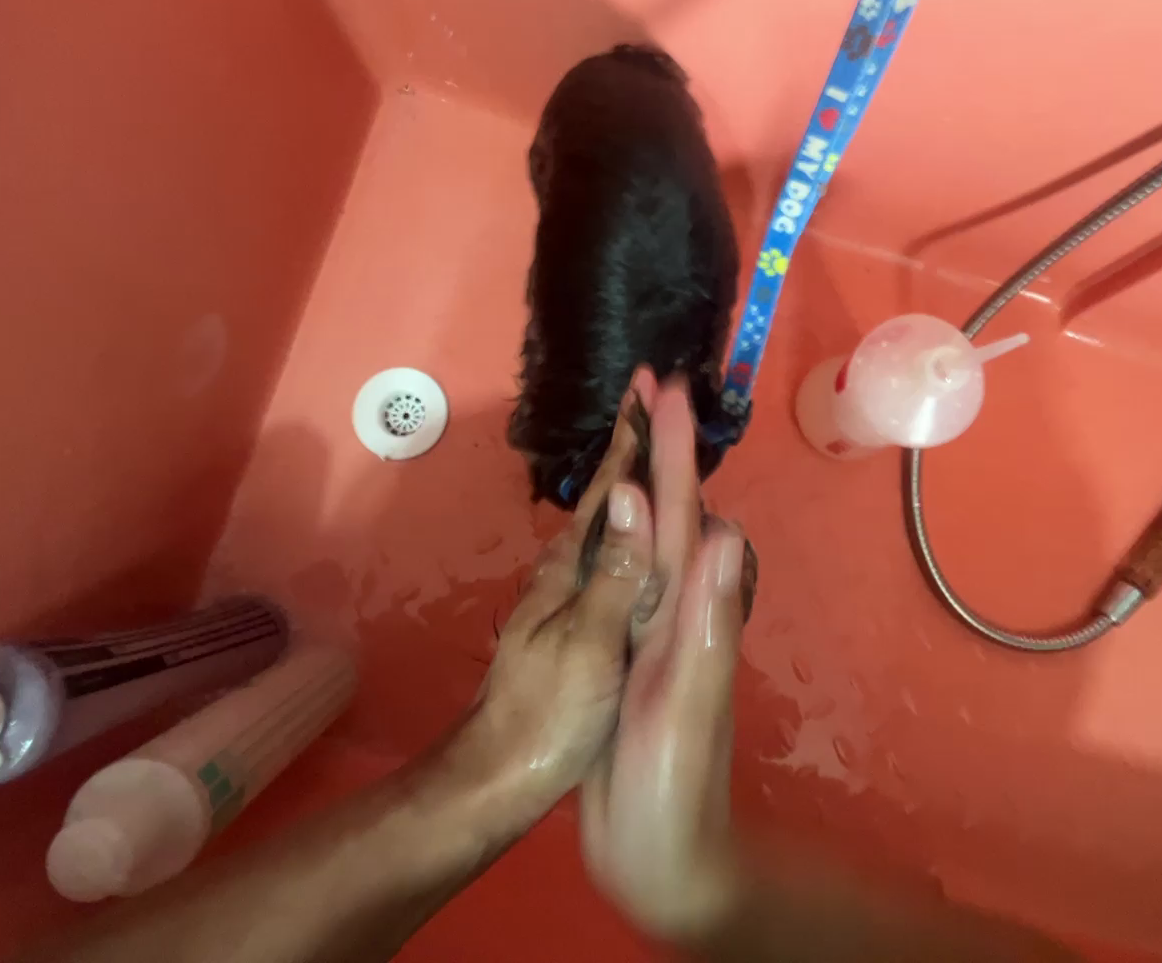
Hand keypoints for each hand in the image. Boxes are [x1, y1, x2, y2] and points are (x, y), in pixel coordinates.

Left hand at [446, 372, 662, 826]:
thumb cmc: (547, 711)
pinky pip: (613, 562)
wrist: (499, 775)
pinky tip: (645, 541)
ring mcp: (569, 597)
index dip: (630, 438)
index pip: (608, 488)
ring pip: (610, 529)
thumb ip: (617, 574)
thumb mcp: (588, 644)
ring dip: (633, 488)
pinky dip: (634, 534)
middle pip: (608, 499)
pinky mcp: (576, 623)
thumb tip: (637, 494)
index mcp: (571, 567)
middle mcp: (567, 571)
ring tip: (661, 459)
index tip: (648, 386)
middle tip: (663, 410)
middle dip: (634, 451)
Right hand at [581, 382, 748, 940]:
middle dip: (663, 446)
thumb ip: (706, 626)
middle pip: (674, 511)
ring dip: (647, 479)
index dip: (676, 450)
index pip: (688, 513)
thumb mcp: (687, 708)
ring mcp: (657, 626)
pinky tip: (610, 523)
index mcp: (691, 609)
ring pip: (655, 535)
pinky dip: (623, 532)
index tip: (667, 387)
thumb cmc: (671, 791)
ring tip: (631, 432)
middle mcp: (680, 605)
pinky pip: (631, 571)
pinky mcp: (633, 648)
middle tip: (646, 388)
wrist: (662, 856)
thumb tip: (725, 531)